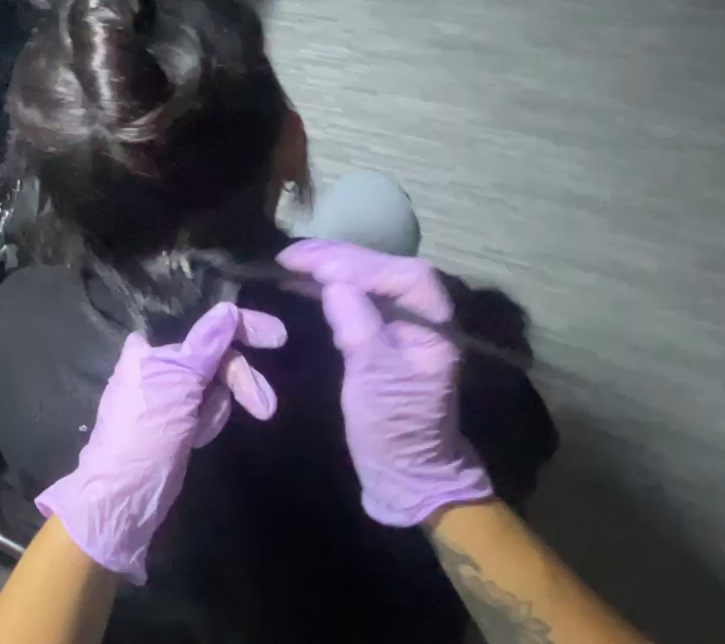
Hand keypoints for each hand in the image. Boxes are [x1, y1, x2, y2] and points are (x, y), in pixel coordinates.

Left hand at [35, 302, 285, 582]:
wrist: (124, 496)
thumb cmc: (144, 433)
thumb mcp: (177, 382)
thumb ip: (205, 344)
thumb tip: (227, 308)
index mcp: (149, 345)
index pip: (203, 325)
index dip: (241, 327)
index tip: (279, 336)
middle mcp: (157, 362)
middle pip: (215, 356)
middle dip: (238, 380)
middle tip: (265, 408)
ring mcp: (167, 392)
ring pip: (215, 385)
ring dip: (216, 409)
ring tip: (196, 432)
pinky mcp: (176, 418)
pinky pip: (207, 409)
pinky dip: (209, 422)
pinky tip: (194, 440)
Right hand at [277, 240, 492, 525]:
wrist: (406, 469)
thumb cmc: (395, 427)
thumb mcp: (376, 379)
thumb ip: (358, 325)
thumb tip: (334, 282)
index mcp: (434, 326)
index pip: (403, 276)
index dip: (359, 264)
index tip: (312, 265)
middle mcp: (424, 315)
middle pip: (383, 268)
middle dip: (337, 257)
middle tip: (289, 254)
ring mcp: (403, 322)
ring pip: (369, 277)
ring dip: (329, 265)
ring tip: (289, 261)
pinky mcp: (382, 330)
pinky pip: (357, 294)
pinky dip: (327, 283)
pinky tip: (302, 281)